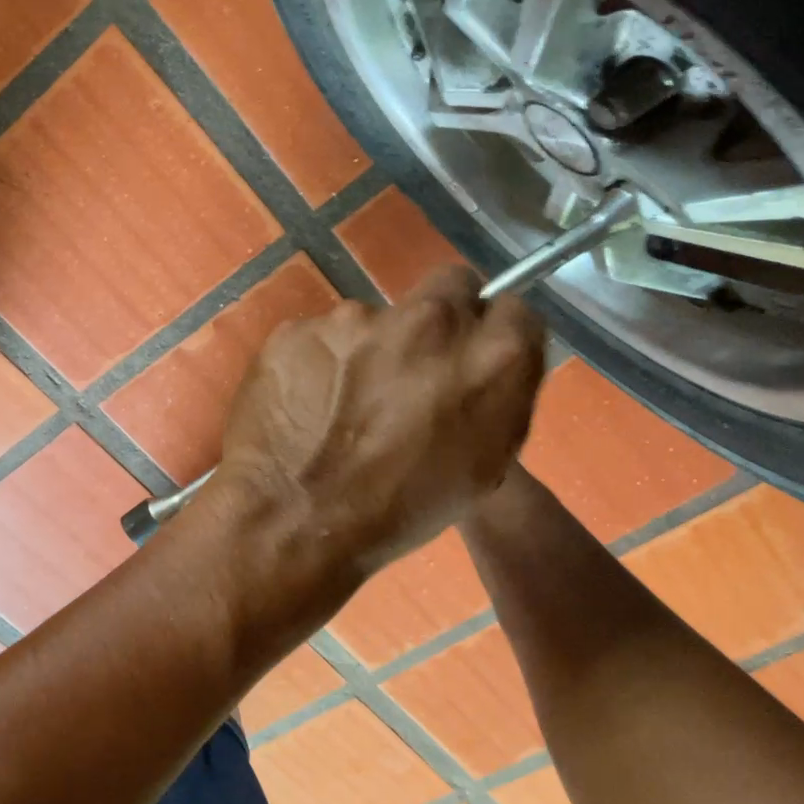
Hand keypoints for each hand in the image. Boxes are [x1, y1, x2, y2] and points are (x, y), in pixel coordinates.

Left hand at [217, 266, 546, 574]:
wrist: (292, 516)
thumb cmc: (398, 509)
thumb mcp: (482, 463)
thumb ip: (493, 395)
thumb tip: (480, 367)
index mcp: (493, 358)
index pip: (511, 309)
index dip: (487, 333)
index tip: (467, 356)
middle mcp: (428, 323)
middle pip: (446, 288)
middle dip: (435, 317)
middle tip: (406, 364)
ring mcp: (353, 320)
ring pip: (370, 318)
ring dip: (363, 348)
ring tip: (337, 401)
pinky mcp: (295, 329)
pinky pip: (315, 337)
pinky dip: (312, 361)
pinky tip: (300, 401)